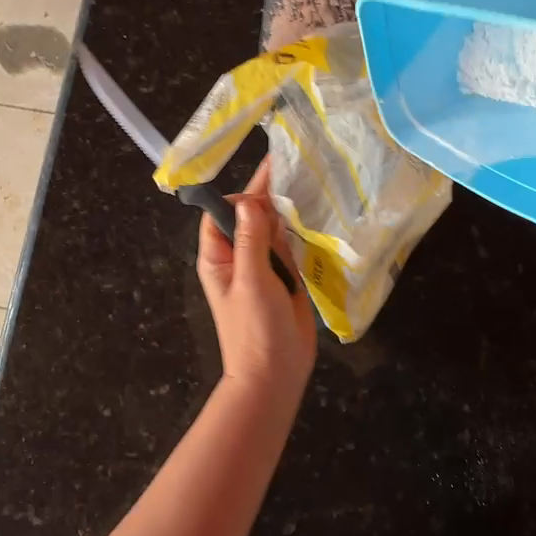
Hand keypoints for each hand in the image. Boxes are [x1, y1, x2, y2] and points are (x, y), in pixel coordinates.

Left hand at [196, 160, 316, 388]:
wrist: (275, 374)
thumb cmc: (254, 329)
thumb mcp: (251, 281)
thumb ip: (252, 240)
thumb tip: (252, 201)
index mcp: (218, 256)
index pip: (222, 213)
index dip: (241, 193)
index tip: (268, 174)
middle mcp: (238, 256)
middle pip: (249, 216)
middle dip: (266, 194)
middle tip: (295, 162)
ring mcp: (262, 265)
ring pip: (271, 228)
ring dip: (286, 208)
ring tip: (310, 176)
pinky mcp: (285, 276)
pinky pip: (289, 244)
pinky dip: (299, 228)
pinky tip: (317, 209)